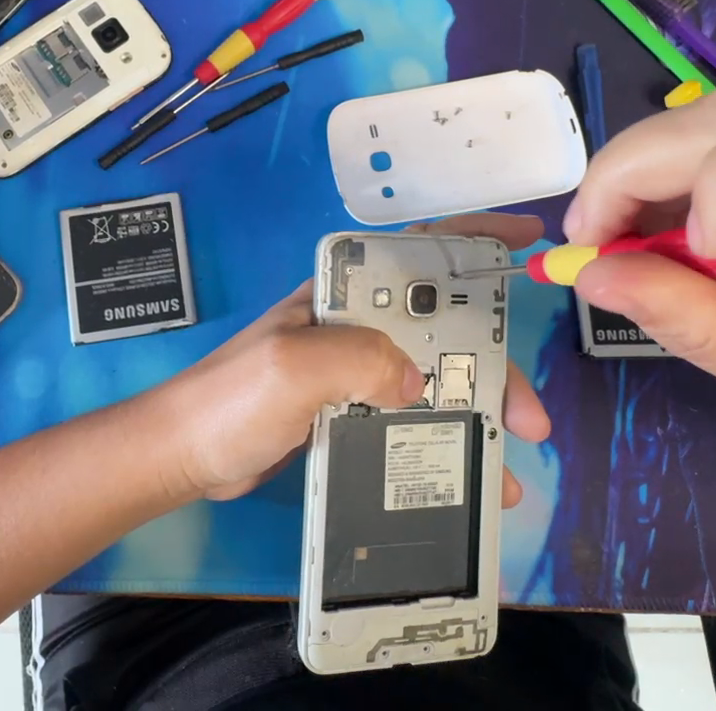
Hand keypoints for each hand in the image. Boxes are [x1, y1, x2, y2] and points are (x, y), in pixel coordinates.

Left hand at [156, 214, 553, 502]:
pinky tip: (469, 473)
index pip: (412, 253)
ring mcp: (348, 371)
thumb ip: (359, 359)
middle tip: (530, 418)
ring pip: (429, 378)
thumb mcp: (295, 366)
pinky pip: (406, 417)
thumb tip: (416, 381)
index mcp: (339, 297)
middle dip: (492, 366)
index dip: (470, 242)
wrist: (185, 453)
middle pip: (438, 329)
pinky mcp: (344, 411)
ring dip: (475, 412)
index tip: (524, 242)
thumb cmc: (233, 398)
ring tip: (510, 461)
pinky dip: (441, 440)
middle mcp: (351, 326)